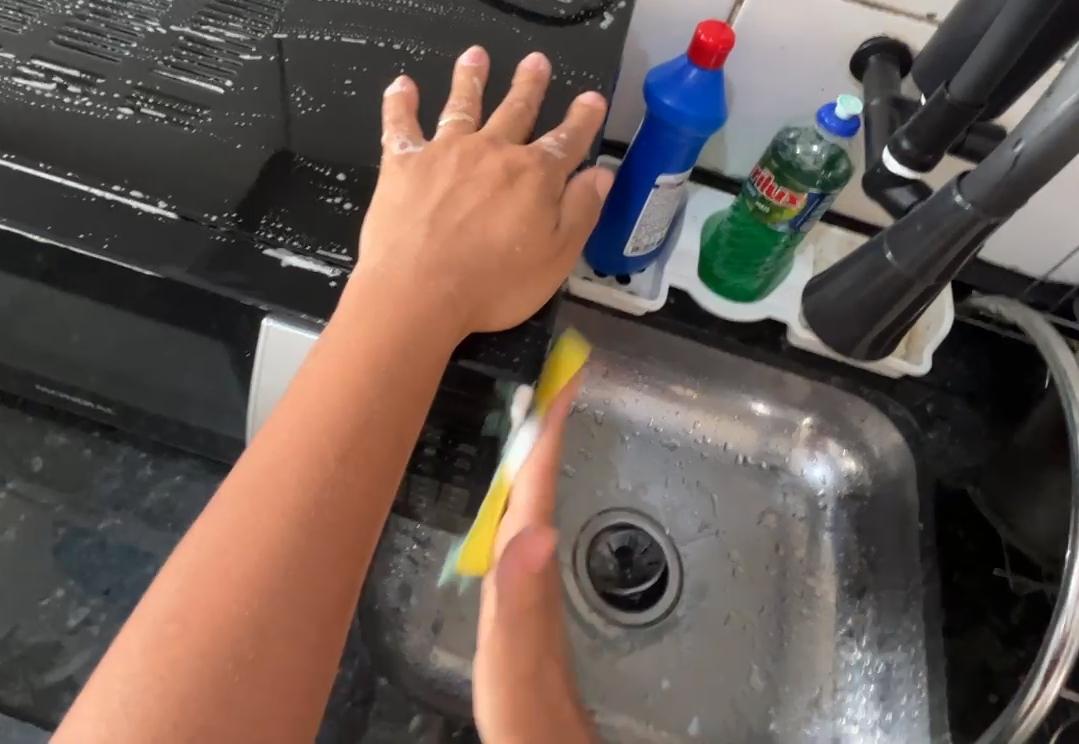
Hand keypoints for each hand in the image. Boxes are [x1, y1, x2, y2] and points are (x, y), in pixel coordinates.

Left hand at [353, 46, 611, 337]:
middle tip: (536, 60)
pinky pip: (401, 125)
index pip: (567, 140)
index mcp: (534, 176)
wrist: (417, 292)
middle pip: (515, 110)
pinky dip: (400, 103)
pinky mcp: (403, 163)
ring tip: (475, 54)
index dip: (583, 119)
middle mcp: (492, 152)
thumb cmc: (493, 285)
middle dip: (529, 85)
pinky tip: (401, 84)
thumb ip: (581, 211)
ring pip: (462, 105)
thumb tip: (601, 173)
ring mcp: (445, 152)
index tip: (592, 98)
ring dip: (470, 78)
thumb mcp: (556, 258)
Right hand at [474, 385, 595, 742]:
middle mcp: (534, 544)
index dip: (553, 421)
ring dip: (535, 442)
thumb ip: (521, 593)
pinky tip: (510, 477)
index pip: (542, 471)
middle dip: (546, 417)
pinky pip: (520, 507)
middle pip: (541, 468)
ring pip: (533, 485)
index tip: (568, 372)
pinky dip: (519, 477)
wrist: (537, 730)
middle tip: (549, 371)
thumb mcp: (513, 645)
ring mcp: (530, 560)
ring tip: (531, 405)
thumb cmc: (523, 693)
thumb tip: (536, 527)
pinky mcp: (519, 575)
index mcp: (529, 547)